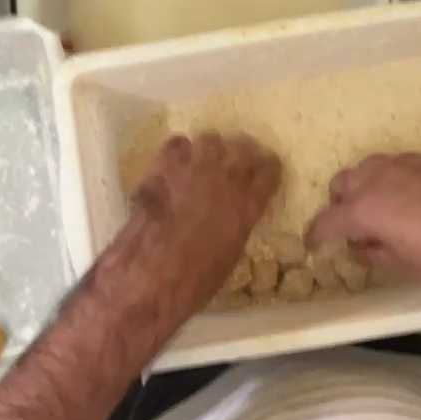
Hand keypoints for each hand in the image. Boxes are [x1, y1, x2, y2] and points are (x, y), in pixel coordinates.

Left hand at [110, 132, 280, 321]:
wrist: (151, 274)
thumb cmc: (196, 279)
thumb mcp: (230, 253)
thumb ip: (237, 224)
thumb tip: (233, 215)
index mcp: (247, 205)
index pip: (269, 171)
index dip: (268, 167)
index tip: (265, 167)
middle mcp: (225, 180)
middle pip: (242, 147)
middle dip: (242, 151)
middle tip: (237, 158)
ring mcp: (193, 169)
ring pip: (210, 140)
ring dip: (211, 148)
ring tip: (205, 158)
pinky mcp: (163, 168)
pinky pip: (176, 145)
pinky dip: (179, 152)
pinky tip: (176, 163)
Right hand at [304, 153, 420, 295]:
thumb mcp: (405, 267)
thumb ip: (374, 253)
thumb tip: (359, 247)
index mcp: (366, 208)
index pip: (327, 220)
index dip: (316, 235)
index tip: (313, 245)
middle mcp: (379, 177)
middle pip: (342, 184)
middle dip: (339, 206)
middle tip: (350, 229)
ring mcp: (406, 163)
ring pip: (369, 168)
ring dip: (364, 188)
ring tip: (380, 212)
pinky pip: (398, 166)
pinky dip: (392, 181)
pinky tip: (411, 202)